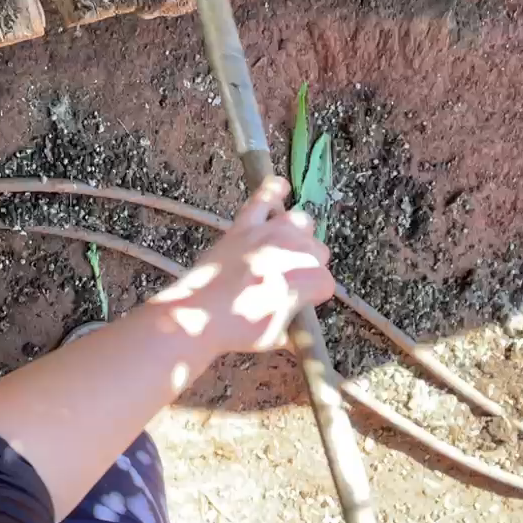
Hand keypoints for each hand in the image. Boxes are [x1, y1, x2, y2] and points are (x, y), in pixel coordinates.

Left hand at [147, 176, 336, 356]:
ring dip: (297, 236)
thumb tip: (295, 323)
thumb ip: (292, 320)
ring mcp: (266, 235)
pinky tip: (280, 187)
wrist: (196, 315)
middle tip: (288, 281)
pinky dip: (272, 190)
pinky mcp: (243, 227)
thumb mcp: (275, 335)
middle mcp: (291, 252)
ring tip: (283, 251)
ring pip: (300, 222)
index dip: (314, 295)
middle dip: (308, 266)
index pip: (326, 282)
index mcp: (305, 280)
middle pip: (318, 250)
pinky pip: (262, 198)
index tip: (301, 302)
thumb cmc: (236, 329)